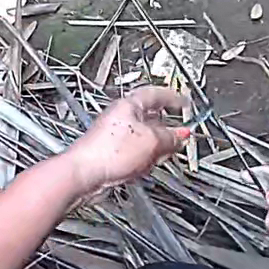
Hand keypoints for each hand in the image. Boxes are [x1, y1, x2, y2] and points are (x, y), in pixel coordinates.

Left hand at [63, 87, 190, 193]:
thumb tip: (181, 135)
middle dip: (165, 130)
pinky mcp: (112, 154)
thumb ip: (170, 137)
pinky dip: (142, 159)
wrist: (85, 174)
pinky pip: (135, 153)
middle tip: (177, 138)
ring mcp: (115, 136)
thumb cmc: (107, 151)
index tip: (184, 103)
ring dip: (154, 148)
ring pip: (144, 139)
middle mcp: (120, 118)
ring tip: (157, 157)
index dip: (172, 98)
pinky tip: (142, 167)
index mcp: (128, 105)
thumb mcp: (151, 141)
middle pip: (151, 119)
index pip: (155, 94)